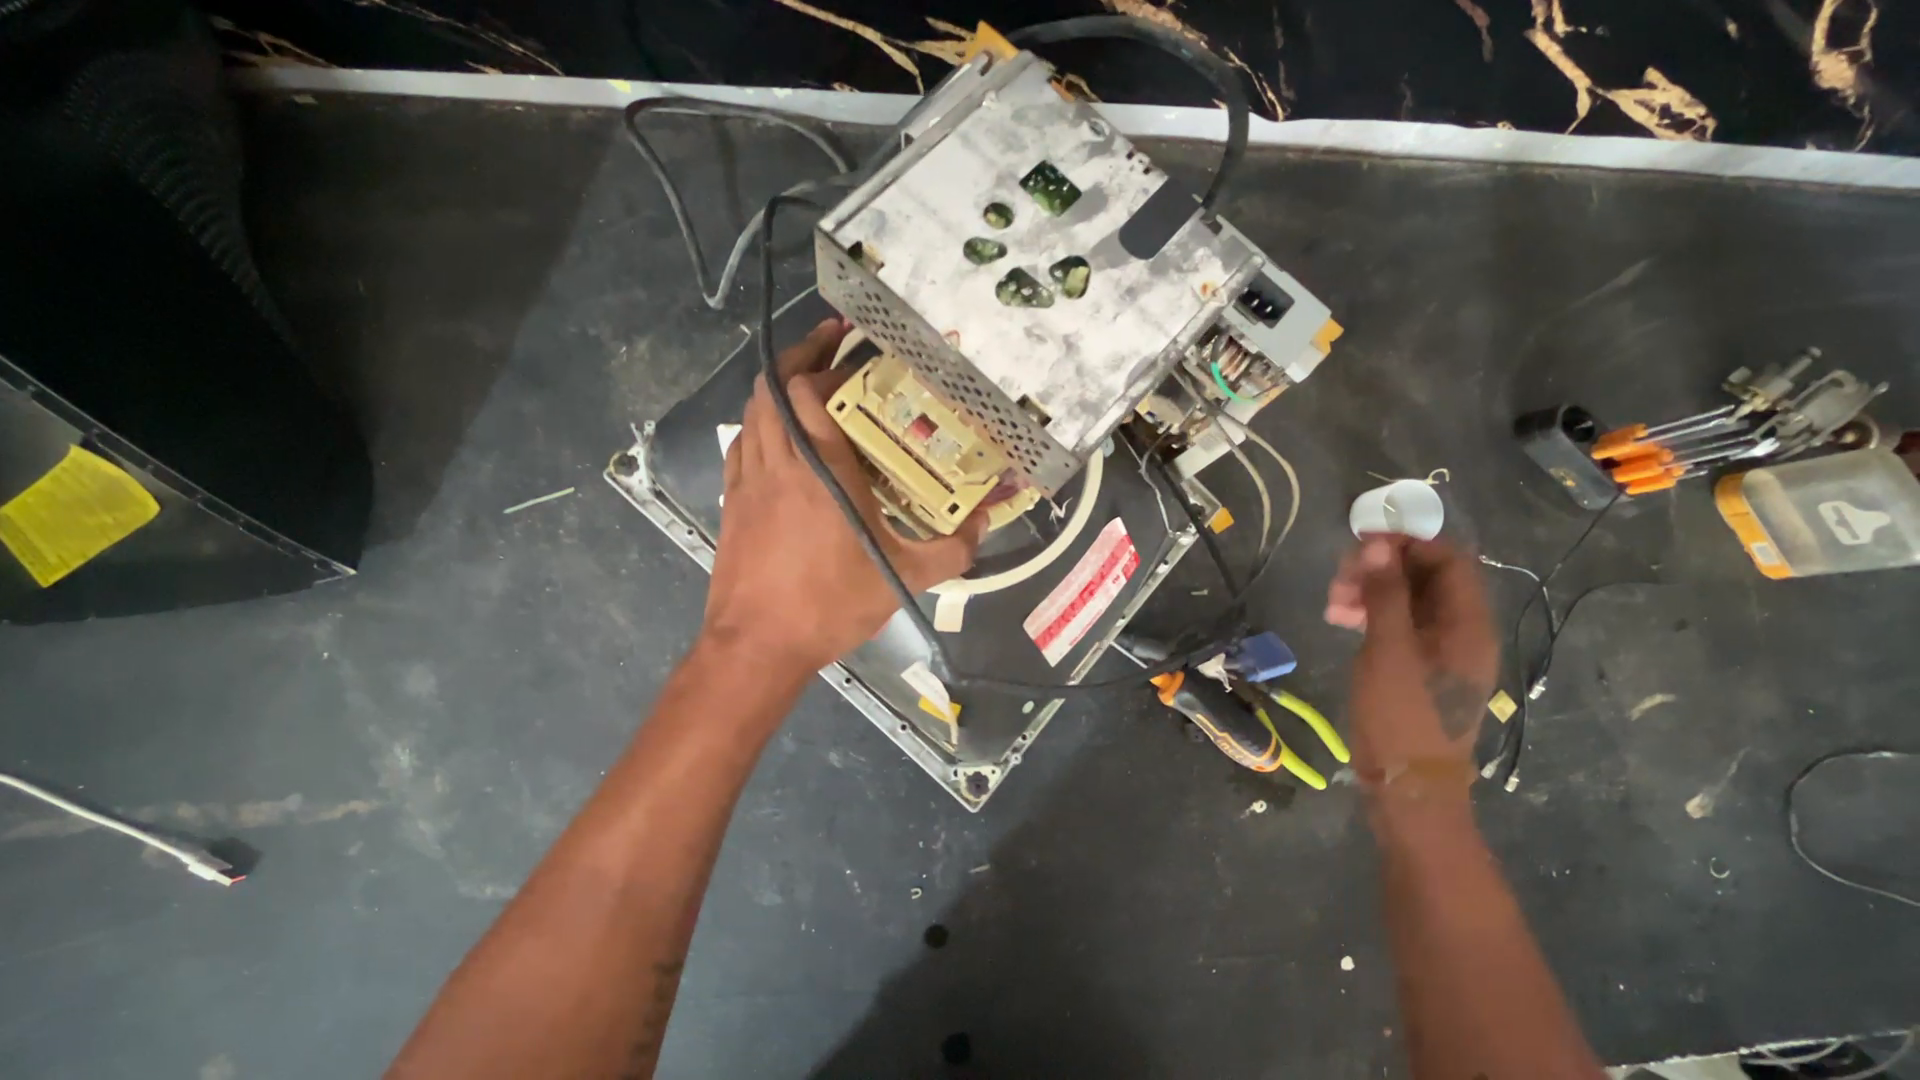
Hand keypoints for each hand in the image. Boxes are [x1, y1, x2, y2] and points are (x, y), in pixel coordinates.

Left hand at [701, 318, 985, 673]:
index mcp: (821, 471)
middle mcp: (779, 463)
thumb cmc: (830, 606)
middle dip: (797, 358)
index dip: (820, 358)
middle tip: (830, 348)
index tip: (847, 343)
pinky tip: (781, 438)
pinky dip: (760, 425)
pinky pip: (741, 444)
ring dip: (775, 390)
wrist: (757, 645)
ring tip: (807, 385)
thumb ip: (950, 550)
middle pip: (771, 388)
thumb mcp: (902, 579)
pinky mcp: (731, 502)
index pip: (804, 392)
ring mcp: (748, 481)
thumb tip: (984, 526)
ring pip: (752, 413)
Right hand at [1326, 536, 1497, 794]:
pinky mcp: (1420, 667)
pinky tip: (1341, 620)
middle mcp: (1462, 631)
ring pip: (1408, 599)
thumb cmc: (1402, 716)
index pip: (1449, 559)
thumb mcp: (1389, 650)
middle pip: (1426, 576)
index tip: (1362, 539)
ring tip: (1332, 603)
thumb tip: (1378, 544)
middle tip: (1339, 577)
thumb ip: (1385, 594)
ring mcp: (1441, 650)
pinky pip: (1399, 624)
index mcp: (1469, 624)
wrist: (1409, 785)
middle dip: (1381, 567)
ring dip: (1370, 590)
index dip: (1408, 541)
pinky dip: (1371, 615)